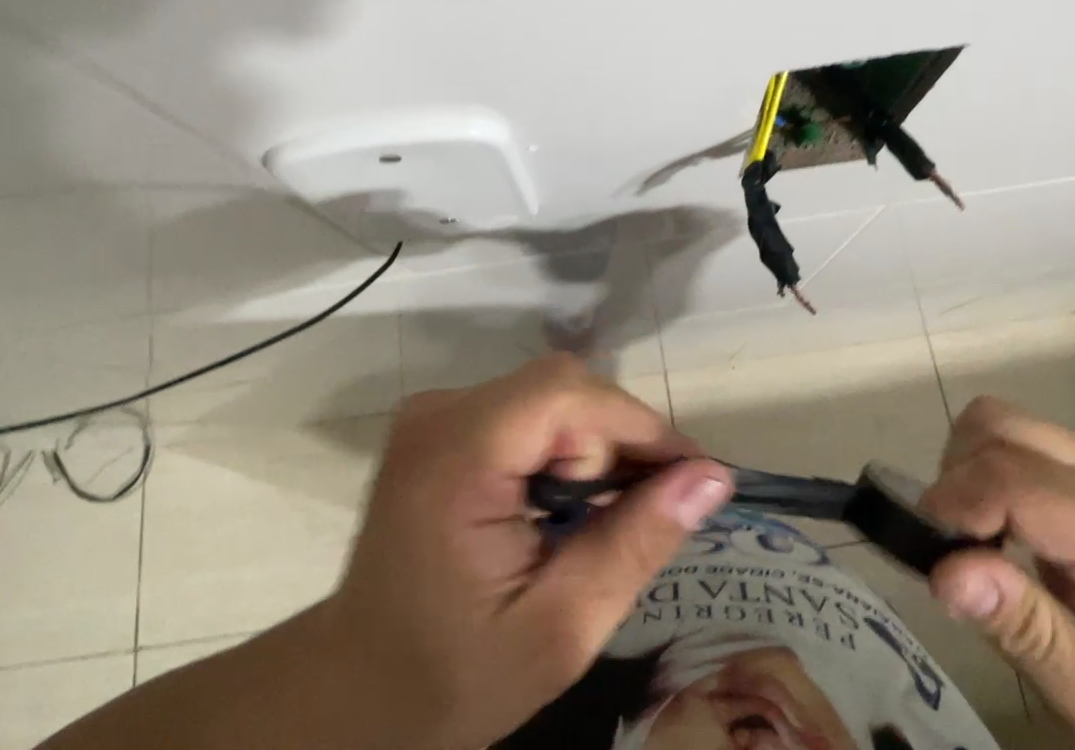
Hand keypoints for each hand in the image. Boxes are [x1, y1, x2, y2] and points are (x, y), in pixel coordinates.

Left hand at [304, 353, 733, 749]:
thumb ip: (636, 543)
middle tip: (644, 514)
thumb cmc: (455, 671)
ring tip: (605, 520)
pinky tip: (568, 506)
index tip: (693, 477)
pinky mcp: (441, 428)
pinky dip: (563, 450)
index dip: (639, 424)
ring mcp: (435, 416)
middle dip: (616, 442)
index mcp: (455, 458)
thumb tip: (713, 476)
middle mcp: (439, 414)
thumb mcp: (561, 626)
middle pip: (560, 388)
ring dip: (592, 447)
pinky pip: (525, 412)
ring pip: (549, 396)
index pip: (567, 395)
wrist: (361, 684)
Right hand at [922, 398, 1074, 749]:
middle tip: (952, 554)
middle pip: (998, 430)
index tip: (928, 556)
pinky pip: (1009, 438)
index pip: (1015, 480)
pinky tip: (999, 529)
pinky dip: (980, 471)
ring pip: (995, 423)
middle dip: (954, 484)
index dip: (953, 505)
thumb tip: (947, 571)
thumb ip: (1031, 637)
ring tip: (976, 543)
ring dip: (963, 474)